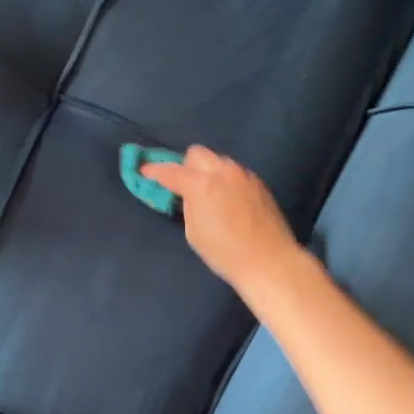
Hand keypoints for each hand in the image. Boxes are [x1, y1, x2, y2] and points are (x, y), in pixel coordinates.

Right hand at [140, 145, 303, 291]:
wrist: (268, 260)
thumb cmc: (225, 253)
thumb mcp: (194, 233)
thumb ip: (188, 206)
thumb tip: (189, 196)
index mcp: (201, 185)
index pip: (171, 171)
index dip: (154, 171)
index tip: (145, 172)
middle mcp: (223, 172)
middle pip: (197, 153)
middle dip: (186, 166)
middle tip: (183, 186)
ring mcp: (243, 175)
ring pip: (218, 161)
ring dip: (207, 171)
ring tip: (208, 194)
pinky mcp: (258, 183)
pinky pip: (235, 173)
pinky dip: (225, 180)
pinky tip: (228, 201)